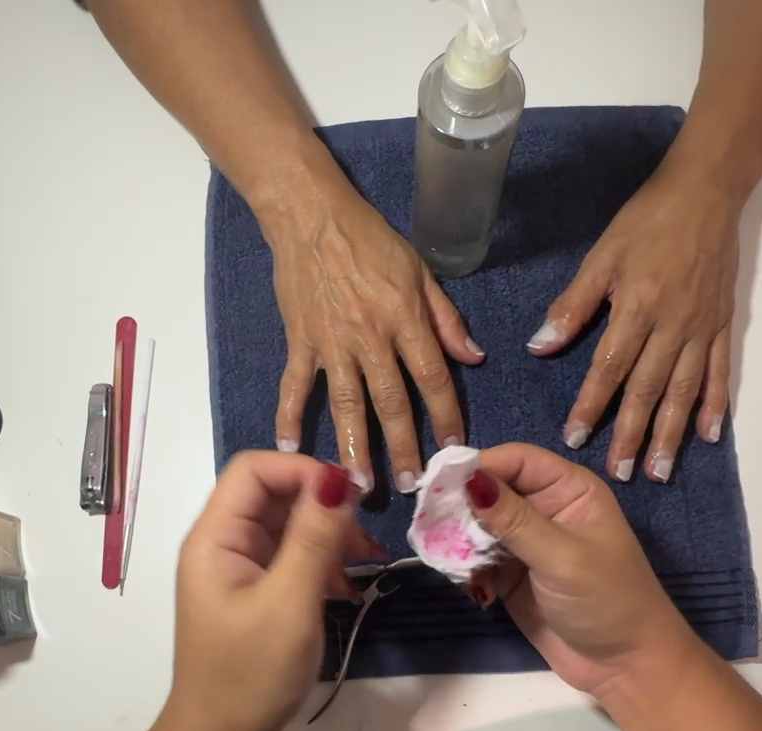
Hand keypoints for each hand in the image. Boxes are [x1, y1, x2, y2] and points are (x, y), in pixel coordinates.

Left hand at [165, 452, 378, 730]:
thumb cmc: (250, 675)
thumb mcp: (289, 603)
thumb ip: (314, 538)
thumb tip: (338, 478)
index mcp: (215, 537)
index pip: (254, 469)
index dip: (302, 471)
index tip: (351, 496)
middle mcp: (224, 543)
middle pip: (275, 494)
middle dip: (323, 506)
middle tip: (366, 534)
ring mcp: (240, 568)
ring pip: (289, 526)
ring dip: (329, 536)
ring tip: (366, 561)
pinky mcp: (256, 591)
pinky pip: (292, 557)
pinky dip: (322, 564)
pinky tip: (346, 589)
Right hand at [266, 186, 485, 495]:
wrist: (312, 216)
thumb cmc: (371, 241)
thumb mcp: (420, 271)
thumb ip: (446, 318)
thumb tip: (473, 357)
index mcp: (405, 318)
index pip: (432, 377)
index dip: (445, 415)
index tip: (453, 448)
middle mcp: (371, 337)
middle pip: (390, 401)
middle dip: (402, 446)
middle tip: (411, 484)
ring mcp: (331, 343)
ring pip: (345, 403)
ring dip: (353, 445)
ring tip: (359, 483)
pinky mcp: (300, 342)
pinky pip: (294, 385)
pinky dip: (289, 415)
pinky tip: (288, 447)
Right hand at [465, 443, 703, 698]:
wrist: (623, 667)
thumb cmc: (607, 601)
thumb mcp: (561, 556)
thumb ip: (513, 519)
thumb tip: (469, 479)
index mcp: (569, 490)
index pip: (516, 460)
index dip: (479, 465)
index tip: (440, 482)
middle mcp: (544, 508)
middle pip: (490, 489)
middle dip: (460, 503)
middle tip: (429, 520)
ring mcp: (524, 543)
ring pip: (477, 524)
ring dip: (457, 536)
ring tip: (441, 552)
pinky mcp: (509, 574)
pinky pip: (476, 558)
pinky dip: (463, 565)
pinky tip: (461, 579)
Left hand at [528, 163, 741, 484]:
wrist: (707, 191)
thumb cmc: (646, 223)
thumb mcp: (600, 258)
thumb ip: (572, 306)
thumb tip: (540, 347)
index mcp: (637, 309)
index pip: (609, 368)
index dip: (592, 405)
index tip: (576, 439)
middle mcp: (672, 326)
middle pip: (648, 389)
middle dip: (633, 435)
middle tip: (621, 473)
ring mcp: (702, 328)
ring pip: (685, 390)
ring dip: (672, 434)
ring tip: (661, 471)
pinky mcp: (724, 324)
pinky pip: (720, 371)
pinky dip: (715, 405)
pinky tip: (708, 436)